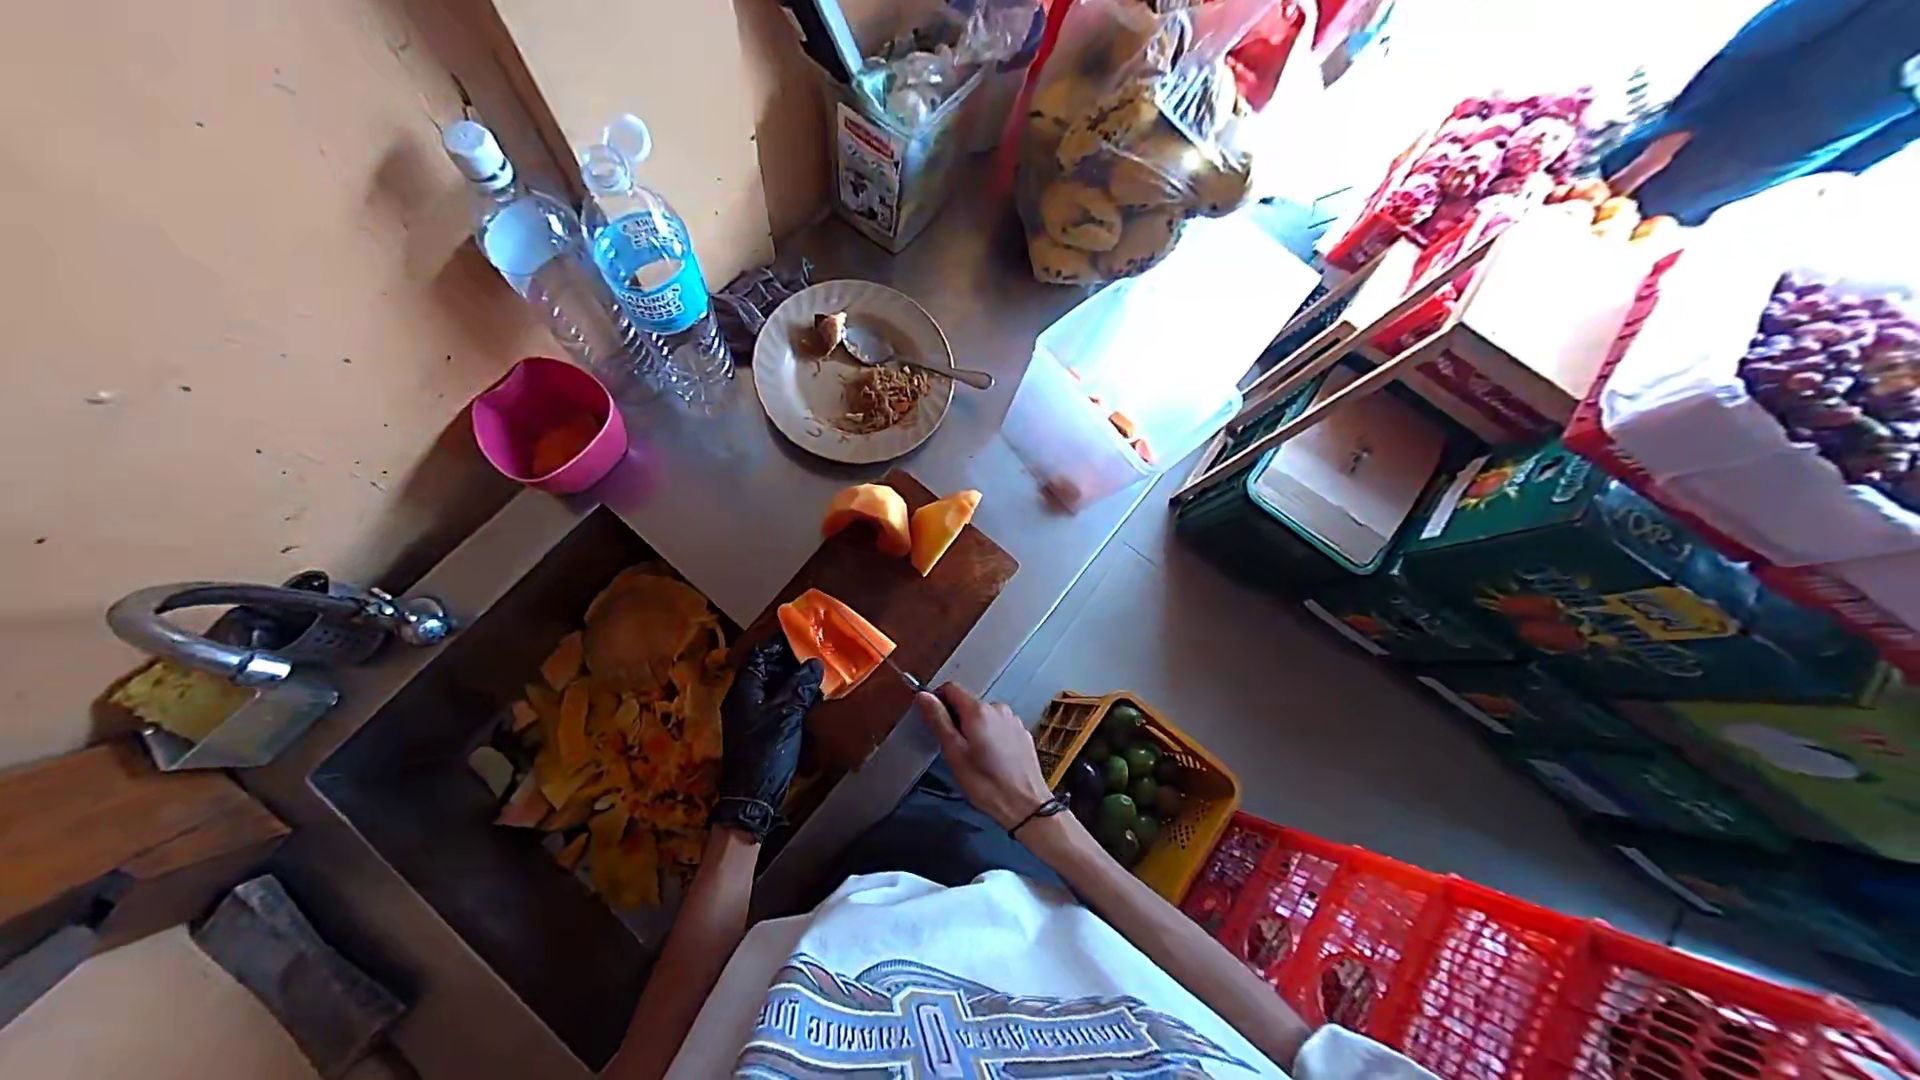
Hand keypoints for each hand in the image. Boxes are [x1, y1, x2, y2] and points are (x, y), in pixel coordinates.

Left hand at [711, 639, 823, 841]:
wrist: (753, 795)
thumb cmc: (765, 751)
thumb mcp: (787, 715)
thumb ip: (799, 687)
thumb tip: (814, 664)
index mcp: (743, 691)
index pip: (758, 655)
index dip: (777, 642)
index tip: (799, 631)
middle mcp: (744, 699)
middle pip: (765, 669)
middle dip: (787, 658)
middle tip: (813, 647)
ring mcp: (752, 715)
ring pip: (772, 686)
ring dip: (791, 676)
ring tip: (816, 666)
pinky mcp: (762, 728)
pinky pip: (777, 701)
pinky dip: (792, 693)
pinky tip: (810, 692)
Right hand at [915, 683, 1053, 830]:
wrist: (1026, 805)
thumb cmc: (985, 782)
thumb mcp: (954, 754)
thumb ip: (939, 721)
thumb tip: (923, 695)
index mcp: (978, 710)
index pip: (951, 688)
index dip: (938, 700)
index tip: (935, 721)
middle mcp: (998, 707)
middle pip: (968, 703)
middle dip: (958, 720)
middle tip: (956, 749)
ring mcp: (1013, 719)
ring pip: (984, 715)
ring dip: (975, 728)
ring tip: (976, 757)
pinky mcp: (1022, 732)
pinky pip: (999, 726)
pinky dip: (992, 735)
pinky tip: (994, 759)